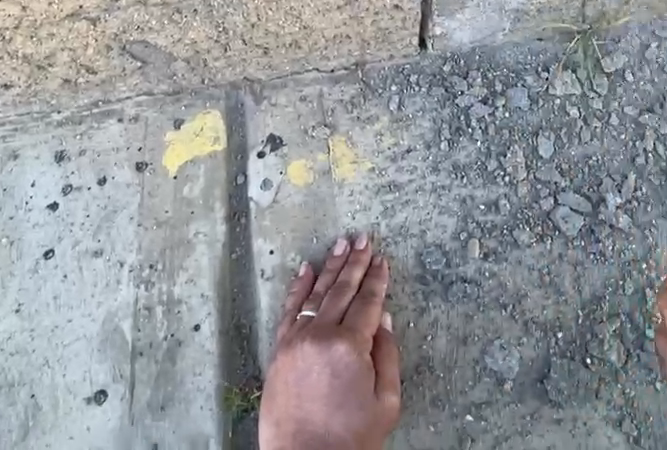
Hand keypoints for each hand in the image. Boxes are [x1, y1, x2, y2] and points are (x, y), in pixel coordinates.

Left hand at [260, 234, 401, 449]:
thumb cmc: (350, 440)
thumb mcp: (385, 402)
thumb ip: (387, 354)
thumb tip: (382, 315)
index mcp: (350, 346)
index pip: (367, 301)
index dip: (377, 278)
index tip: (382, 258)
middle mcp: (321, 335)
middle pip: (342, 289)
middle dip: (356, 262)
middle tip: (364, 237)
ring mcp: (296, 340)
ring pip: (316, 294)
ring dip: (330, 267)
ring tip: (341, 244)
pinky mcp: (279, 351)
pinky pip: (289, 310)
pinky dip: (298, 287)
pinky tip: (306, 268)